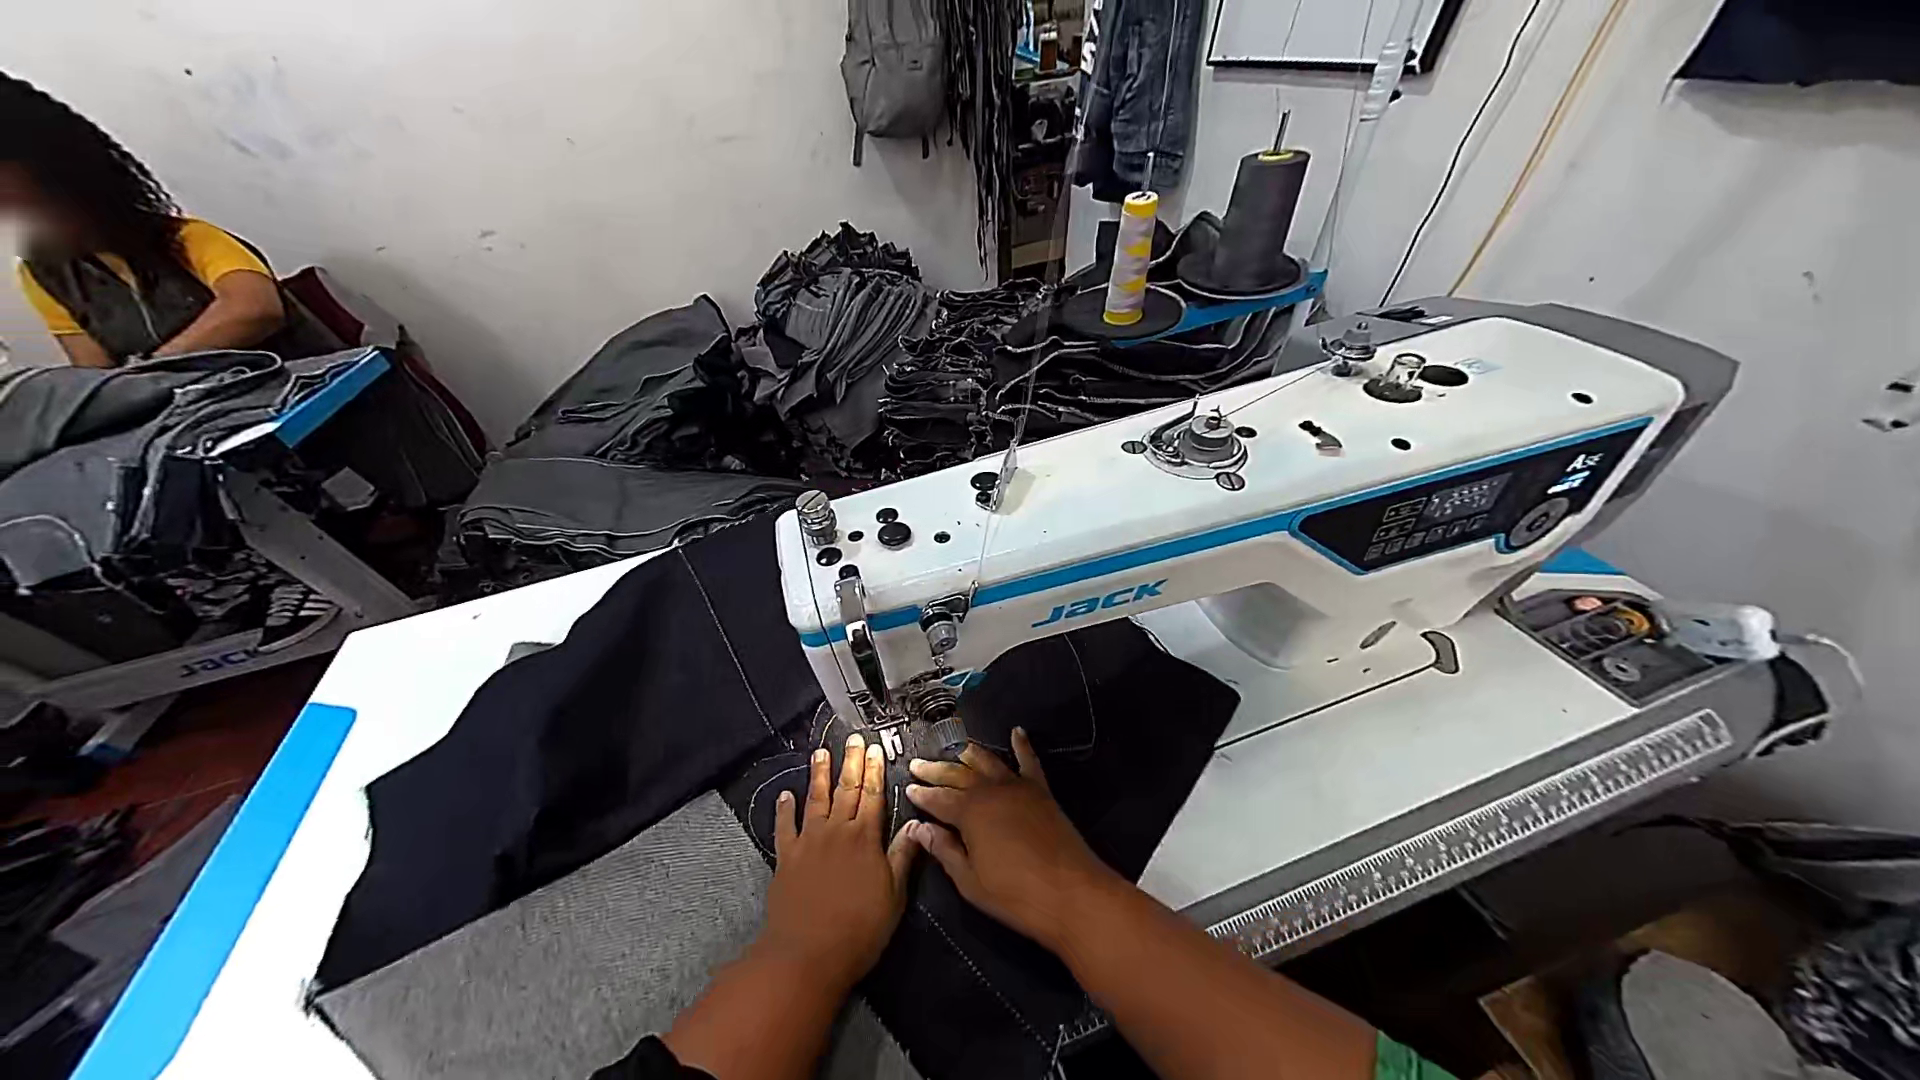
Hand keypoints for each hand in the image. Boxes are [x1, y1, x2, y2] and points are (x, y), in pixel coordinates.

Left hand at [758, 734, 918, 994]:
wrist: (806, 955)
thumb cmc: (859, 929)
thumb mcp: (893, 896)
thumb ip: (902, 856)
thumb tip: (916, 823)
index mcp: (865, 838)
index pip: (873, 795)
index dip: (875, 771)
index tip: (875, 749)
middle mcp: (837, 831)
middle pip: (846, 790)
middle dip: (851, 763)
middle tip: (853, 739)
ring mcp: (809, 842)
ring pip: (815, 799)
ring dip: (819, 774)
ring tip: (820, 752)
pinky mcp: (786, 857)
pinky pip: (785, 827)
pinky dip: (784, 809)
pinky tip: (785, 794)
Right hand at [904, 728, 1121, 950]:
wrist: (1071, 893)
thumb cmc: (1016, 895)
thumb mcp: (970, 881)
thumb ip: (944, 850)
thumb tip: (921, 829)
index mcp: (969, 812)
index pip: (937, 798)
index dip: (921, 794)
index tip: (909, 788)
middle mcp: (991, 791)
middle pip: (957, 774)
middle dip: (935, 770)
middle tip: (919, 765)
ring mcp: (1018, 787)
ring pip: (988, 761)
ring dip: (969, 754)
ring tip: (956, 748)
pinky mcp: (1041, 791)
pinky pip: (1029, 761)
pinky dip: (1022, 745)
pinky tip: (1017, 732)